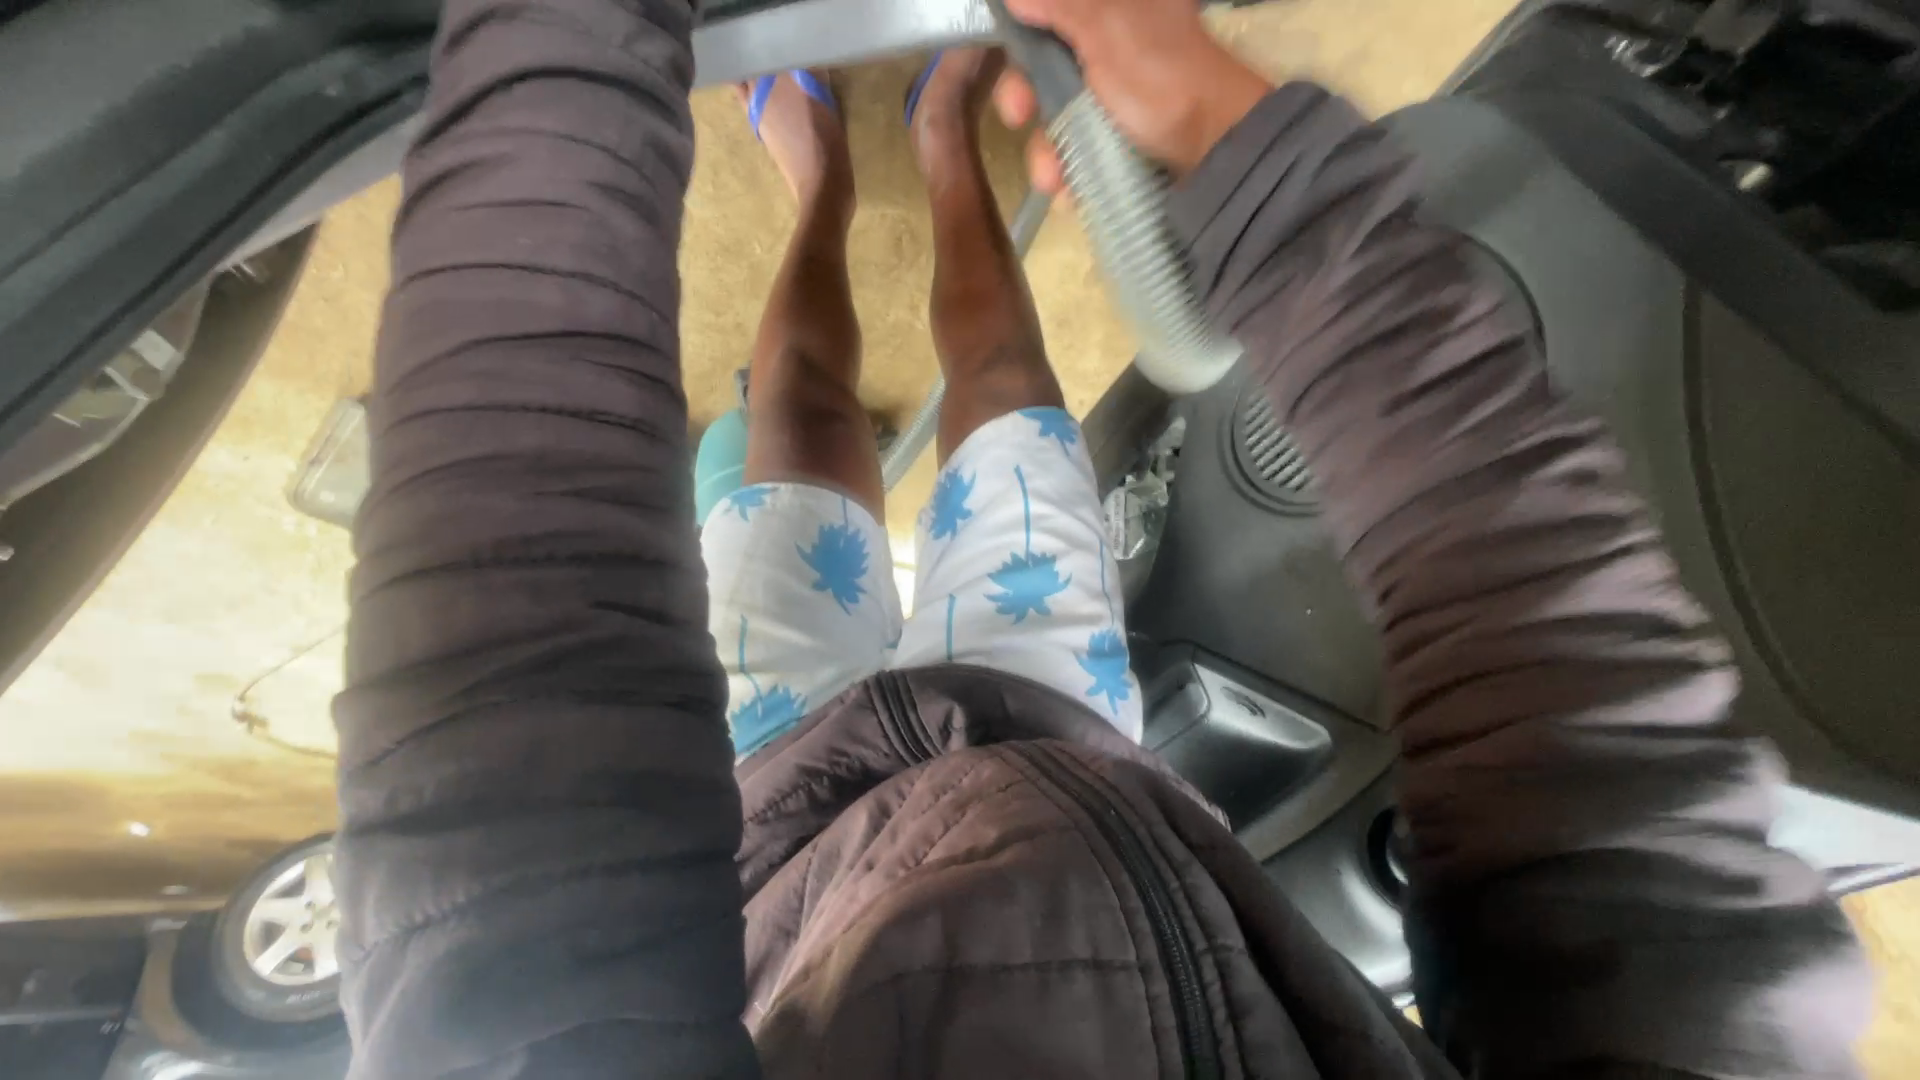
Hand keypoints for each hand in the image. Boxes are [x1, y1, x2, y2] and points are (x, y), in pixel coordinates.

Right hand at [992, 0, 1272, 192]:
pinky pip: (1081, 153)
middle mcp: (1111, 48)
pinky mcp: (1122, 142)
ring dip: (1047, 153)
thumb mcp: (1107, 29)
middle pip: (1045, 70)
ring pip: (1059, 120)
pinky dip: (1071, 174)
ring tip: (1054, 181)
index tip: (1009, 53)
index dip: (1021, 39)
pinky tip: (1070, 194)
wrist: (1215, 150)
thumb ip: (1062, 4)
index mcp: (1112, 10)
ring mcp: (1117, 100)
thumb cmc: (1160, 81)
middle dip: (1026, 101)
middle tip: (1020, 119)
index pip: (1051, 18)